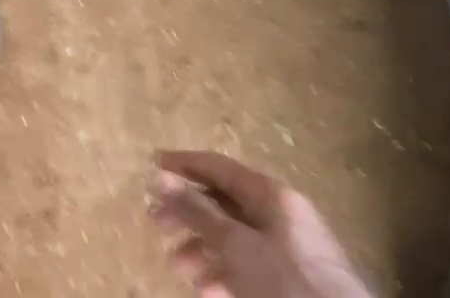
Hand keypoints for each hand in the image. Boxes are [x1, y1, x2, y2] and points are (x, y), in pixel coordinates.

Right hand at [150, 151, 373, 297]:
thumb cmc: (287, 285)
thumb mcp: (235, 245)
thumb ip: (196, 210)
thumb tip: (160, 176)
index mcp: (273, 197)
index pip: (220, 167)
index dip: (184, 164)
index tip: (152, 166)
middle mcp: (284, 216)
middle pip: (225, 203)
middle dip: (189, 214)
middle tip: (157, 225)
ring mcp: (293, 252)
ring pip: (236, 239)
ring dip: (203, 249)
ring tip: (180, 269)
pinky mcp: (296, 284)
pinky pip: (252, 267)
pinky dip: (226, 274)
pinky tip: (209, 293)